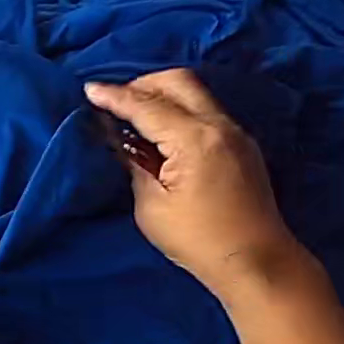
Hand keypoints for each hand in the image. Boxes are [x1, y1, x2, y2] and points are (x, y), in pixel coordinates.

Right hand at [86, 70, 306, 301]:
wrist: (255, 260)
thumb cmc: (196, 239)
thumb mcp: (151, 207)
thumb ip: (135, 166)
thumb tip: (120, 143)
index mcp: (195, 139)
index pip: (147, 107)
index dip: (115, 97)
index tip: (89, 90)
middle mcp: (219, 126)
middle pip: (178, 82)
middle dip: (141, 84)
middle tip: (113, 100)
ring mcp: (234, 133)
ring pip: (194, 94)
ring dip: (160, 96)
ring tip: (131, 115)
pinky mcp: (240, 146)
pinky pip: (203, 112)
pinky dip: (176, 111)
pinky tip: (158, 133)